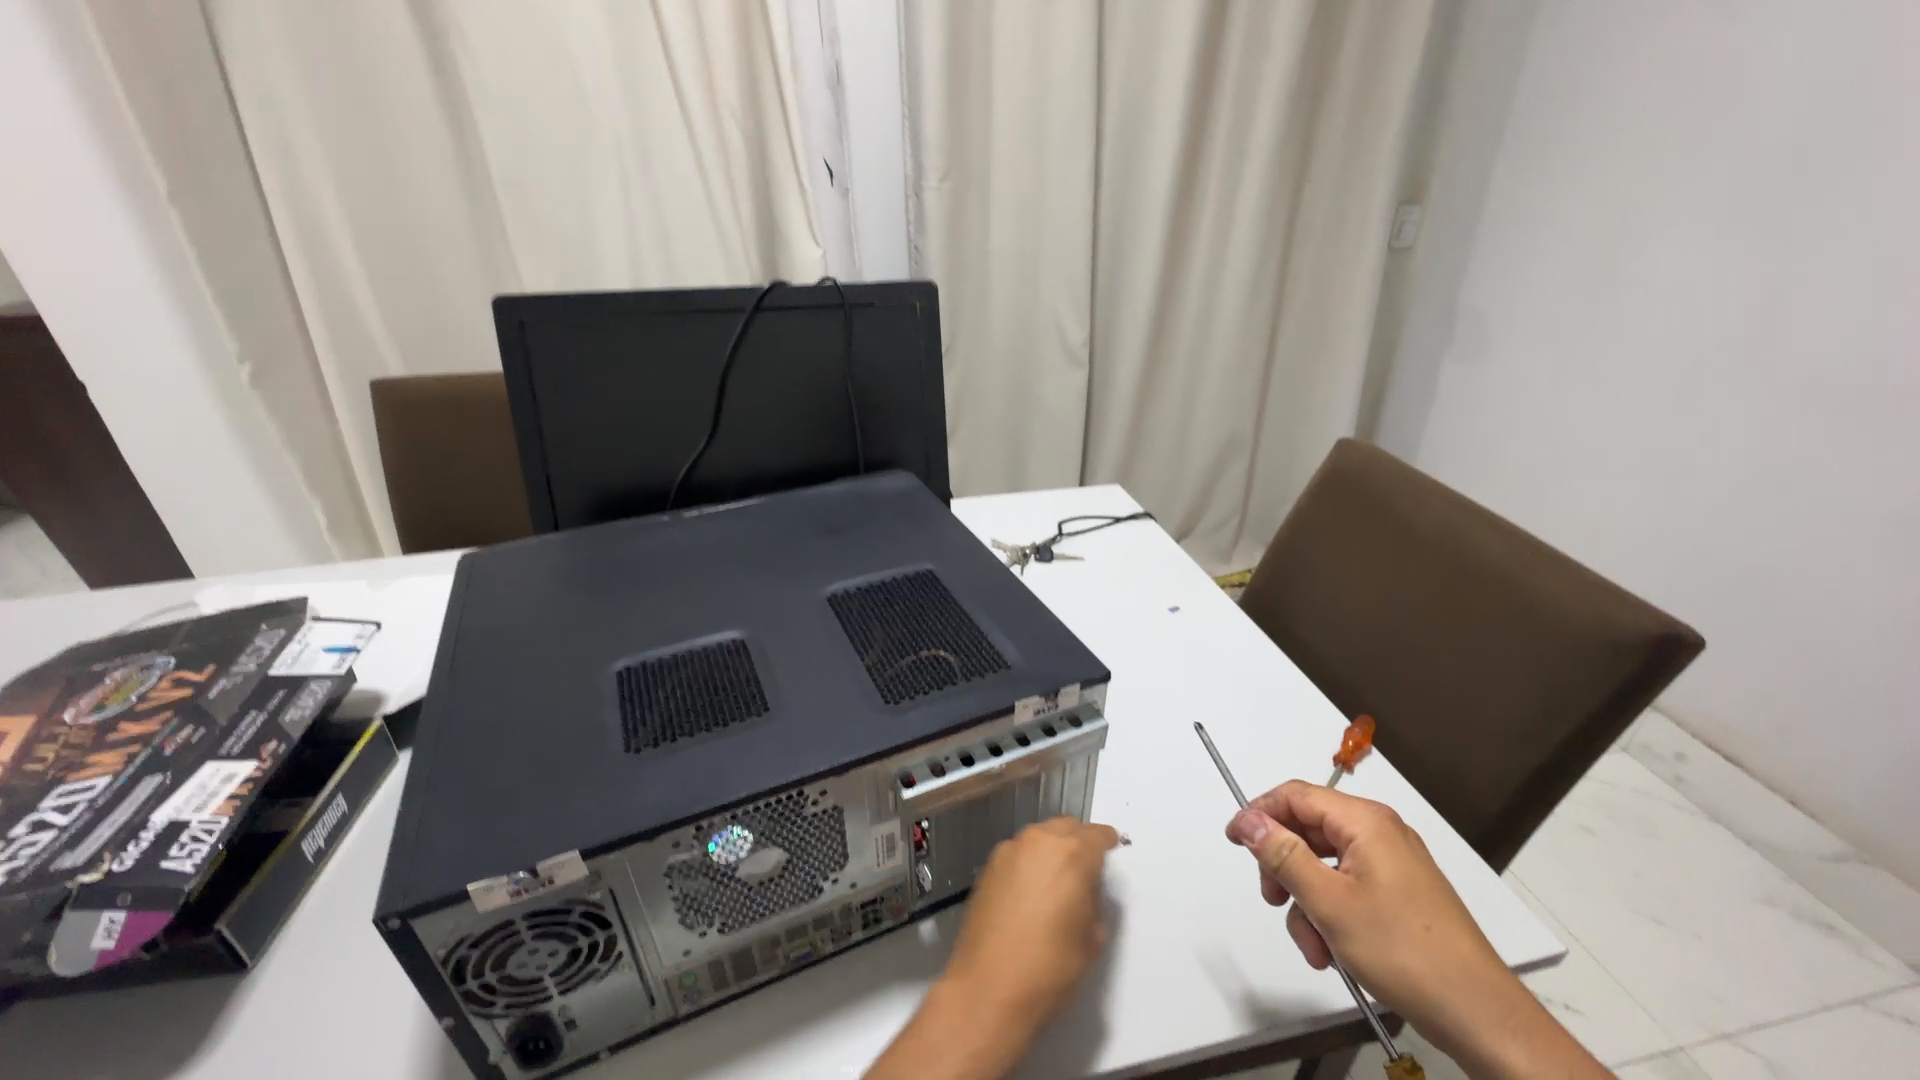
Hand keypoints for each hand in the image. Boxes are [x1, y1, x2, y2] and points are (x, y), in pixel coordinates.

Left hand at [865, 818, 1119, 1079]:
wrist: (988, 987)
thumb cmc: (1050, 966)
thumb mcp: (1091, 938)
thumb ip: (1093, 901)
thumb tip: (1083, 891)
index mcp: (1072, 854)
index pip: (1097, 834)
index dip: (1106, 841)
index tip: (1111, 847)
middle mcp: (1038, 842)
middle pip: (1065, 828)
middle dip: (1078, 841)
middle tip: (1086, 866)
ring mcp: (1008, 852)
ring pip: (1038, 838)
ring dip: (1051, 850)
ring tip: (1057, 880)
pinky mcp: (987, 868)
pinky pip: (1016, 854)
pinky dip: (1028, 863)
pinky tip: (1030, 891)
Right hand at [1225, 781, 1606, 1078]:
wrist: (1477, 1011)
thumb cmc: (1401, 950)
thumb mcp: (1328, 902)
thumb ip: (1283, 855)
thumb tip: (1249, 820)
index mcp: (1366, 822)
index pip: (1296, 795)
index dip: (1259, 812)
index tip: (1234, 841)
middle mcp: (1381, 833)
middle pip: (1309, 830)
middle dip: (1285, 868)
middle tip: (1273, 900)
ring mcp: (1394, 864)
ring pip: (1325, 866)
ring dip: (1307, 903)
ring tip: (1314, 947)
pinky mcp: (1400, 893)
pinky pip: (1348, 888)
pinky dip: (1331, 914)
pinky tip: (1332, 951)